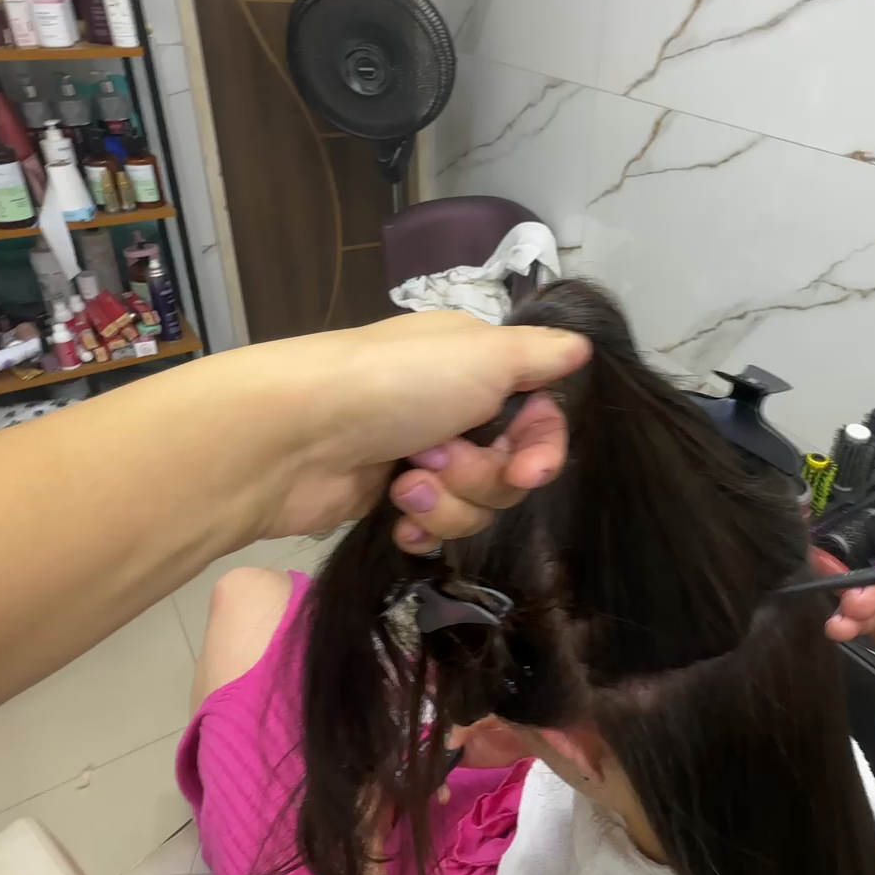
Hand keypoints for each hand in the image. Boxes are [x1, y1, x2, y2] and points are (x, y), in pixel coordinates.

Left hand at [238, 311, 589, 542]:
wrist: (292, 436)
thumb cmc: (396, 385)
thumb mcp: (483, 354)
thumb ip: (540, 355)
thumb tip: (582, 346)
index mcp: (479, 367)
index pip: (540, 418)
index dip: (541, 448)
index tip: (530, 468)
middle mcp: (455, 409)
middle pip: (510, 469)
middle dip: (480, 475)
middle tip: (437, 457)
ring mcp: (422, 456)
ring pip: (476, 505)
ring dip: (444, 499)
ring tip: (402, 483)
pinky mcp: (392, 500)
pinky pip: (437, 528)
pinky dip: (421, 525)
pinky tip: (396, 516)